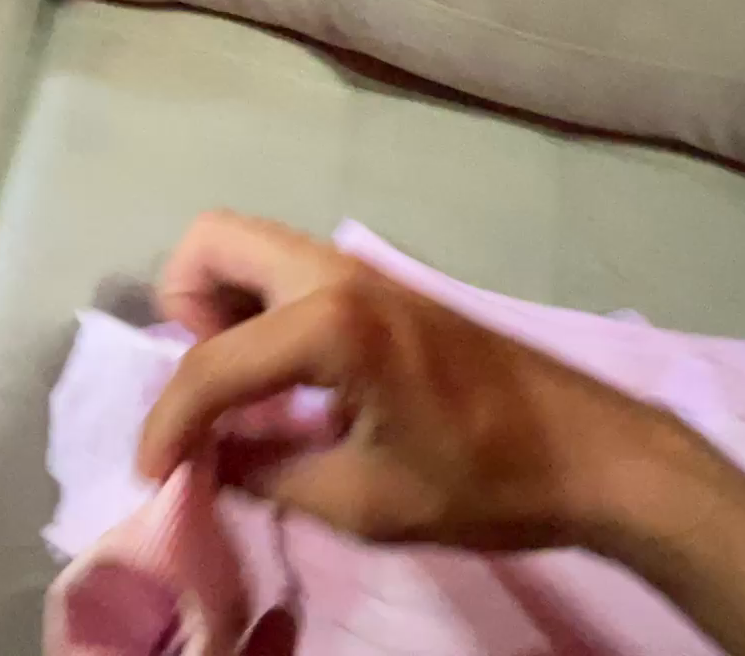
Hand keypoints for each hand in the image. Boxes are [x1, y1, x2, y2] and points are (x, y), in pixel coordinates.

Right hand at [137, 211, 700, 552]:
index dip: (169, 421)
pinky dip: (254, 307)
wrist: (590, 449)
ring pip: (245, 245)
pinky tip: (285, 374)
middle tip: (213, 385)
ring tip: (245, 383)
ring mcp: (353, 266)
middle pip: (210, 242)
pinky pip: (280, 268)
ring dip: (218, 304)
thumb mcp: (363, 503)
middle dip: (184, 312)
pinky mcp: (370, 280)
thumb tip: (205, 462)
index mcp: (329, 323)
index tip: (154, 470)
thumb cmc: (483, 478)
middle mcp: (331, 270)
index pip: (212, 363)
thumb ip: (265, 476)